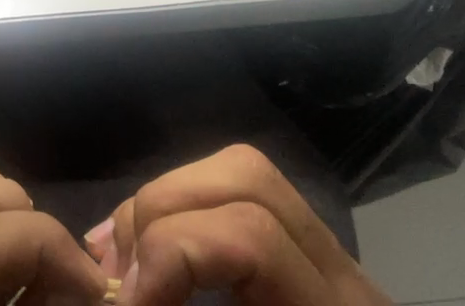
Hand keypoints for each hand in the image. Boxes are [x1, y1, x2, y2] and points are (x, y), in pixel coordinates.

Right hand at [84, 145, 389, 305]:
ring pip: (235, 172)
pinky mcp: (305, 256)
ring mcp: (328, 257)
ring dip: (162, 207)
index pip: (253, 238)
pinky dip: (176, 214)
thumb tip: (121, 301)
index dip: (172, 254)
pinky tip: (145, 257)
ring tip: (126, 267)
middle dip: (160, 215)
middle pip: (244, 180)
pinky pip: (233, 198)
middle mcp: (343, 276)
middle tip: (122, 284)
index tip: (128, 305)